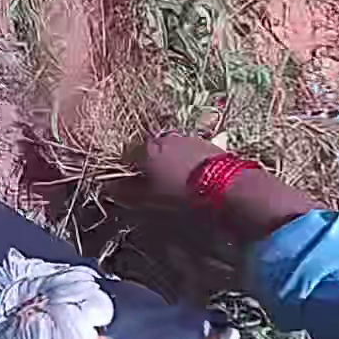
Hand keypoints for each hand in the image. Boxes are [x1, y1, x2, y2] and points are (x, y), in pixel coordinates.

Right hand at [131, 132, 320, 241]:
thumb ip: (126, 192)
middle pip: (148, 150)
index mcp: (145, 149)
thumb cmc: (181, 195)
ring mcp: (187, 138)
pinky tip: (193, 180)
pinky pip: (188, 153)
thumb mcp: (148, 200)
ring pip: (169, 151)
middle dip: (147, 167)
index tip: (129, 188)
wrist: (229, 188)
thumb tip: (109, 188)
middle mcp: (164, 137)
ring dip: (168, 165)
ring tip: (175, 186)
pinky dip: (186, 164)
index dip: (124, 172)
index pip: (125, 156)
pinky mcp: (208, 144)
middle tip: (152, 188)